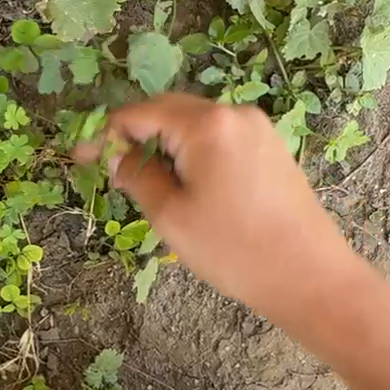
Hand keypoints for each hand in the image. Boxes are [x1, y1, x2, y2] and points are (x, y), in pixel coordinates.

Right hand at [77, 94, 359, 316]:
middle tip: (108, 168)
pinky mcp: (269, 148)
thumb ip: (136, 176)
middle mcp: (233, 114)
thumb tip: (118, 157)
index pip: (140, 114)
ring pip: (193, 125)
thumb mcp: (170, 215)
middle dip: (134, 136)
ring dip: (163, 145)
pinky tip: (183, 182)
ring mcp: (257, 129)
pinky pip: (217, 138)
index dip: (106, 134)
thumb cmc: (232, 248)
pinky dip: (190, 152)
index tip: (80, 157)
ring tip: (144, 181)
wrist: (309, 277)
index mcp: (206, 125)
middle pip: (168, 111)